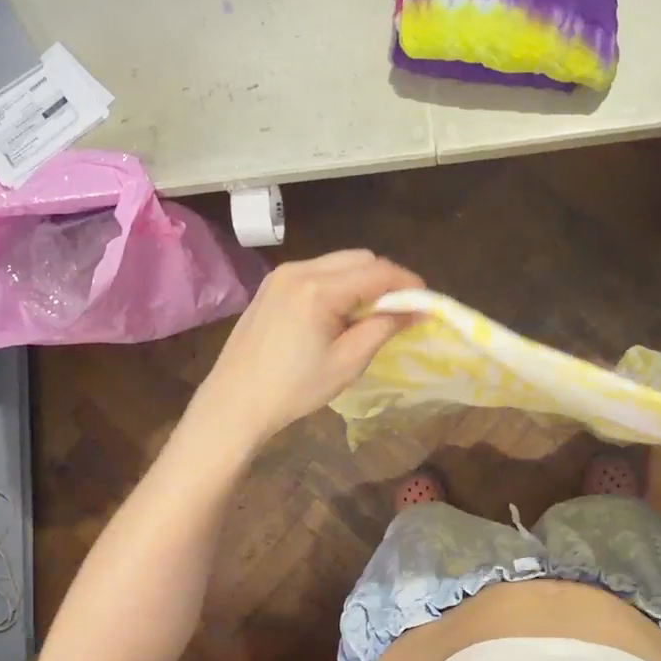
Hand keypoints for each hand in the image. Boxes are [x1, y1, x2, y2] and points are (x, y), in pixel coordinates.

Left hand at [189, 250, 423, 446]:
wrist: (235, 401)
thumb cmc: (294, 389)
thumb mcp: (348, 362)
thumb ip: (384, 328)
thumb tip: (417, 310)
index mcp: (319, 289)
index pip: (377, 271)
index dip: (407, 283)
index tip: (425, 302)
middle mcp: (299, 270)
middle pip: (358, 258)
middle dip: (385, 279)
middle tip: (400, 310)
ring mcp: (281, 275)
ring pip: (337, 262)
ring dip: (361, 280)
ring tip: (370, 314)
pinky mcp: (271, 286)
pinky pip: (316, 271)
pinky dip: (338, 283)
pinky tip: (340, 314)